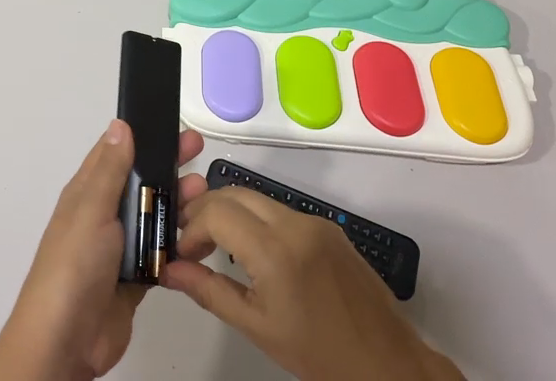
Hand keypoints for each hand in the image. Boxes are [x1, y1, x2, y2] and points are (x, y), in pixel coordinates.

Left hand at [0, 120, 205, 380]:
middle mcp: (104, 216)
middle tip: (200, 156)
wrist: (67, 340)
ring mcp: (121, 248)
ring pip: (157, 218)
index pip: (117, 155)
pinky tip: (203, 241)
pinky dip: (182, 248)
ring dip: (181, 208)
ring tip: (206, 199)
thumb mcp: (91, 209)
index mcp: (87, 194)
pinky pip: (164, 255)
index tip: (176, 127)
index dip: (144, 138)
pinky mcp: (137, 278)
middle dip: (170, 169)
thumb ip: (110, 169)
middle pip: (142, 184)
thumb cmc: (74, 265)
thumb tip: (120, 125)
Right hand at [161, 188, 464, 380]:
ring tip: (215, 246)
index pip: (216, 212)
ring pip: (256, 198)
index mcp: (275, 250)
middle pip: (234, 193)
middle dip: (204, 210)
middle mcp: (295, 223)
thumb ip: (209, 291)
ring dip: (229, 212)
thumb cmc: (317, 351)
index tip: (182, 253)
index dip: (191, 227)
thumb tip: (170, 269)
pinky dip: (255, 220)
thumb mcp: (256, 326)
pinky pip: (280, 210)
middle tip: (190, 242)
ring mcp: (315, 221)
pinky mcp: (329, 227)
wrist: (386, 362)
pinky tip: (252, 251)